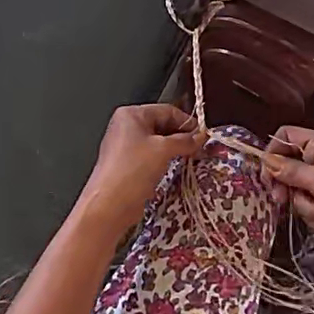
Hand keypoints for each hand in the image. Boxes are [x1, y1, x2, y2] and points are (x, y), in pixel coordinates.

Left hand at [76, 104, 202, 233]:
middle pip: (162, 124)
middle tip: (200, 148)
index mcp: (131, 115)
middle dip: (182, 136)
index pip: (166, 110)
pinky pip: (152, 155)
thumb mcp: (163, 150)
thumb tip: (200, 136)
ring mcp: (126, 145)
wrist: (110, 203)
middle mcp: (126, 126)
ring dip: (175, 149)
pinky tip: (177, 167)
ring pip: (158, 141)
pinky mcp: (129, 163)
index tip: (203, 134)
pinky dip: (165, 159)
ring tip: (192, 157)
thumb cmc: (132, 170)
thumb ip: (185, 140)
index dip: (187, 121)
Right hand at [260, 126, 313, 267]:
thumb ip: (291, 170)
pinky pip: (306, 202)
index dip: (273, 152)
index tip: (266, 174)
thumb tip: (266, 160)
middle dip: (286, 184)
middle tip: (280, 199)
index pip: (287, 136)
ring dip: (302, 202)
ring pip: (294, 186)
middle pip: (287, 162)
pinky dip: (312, 212)